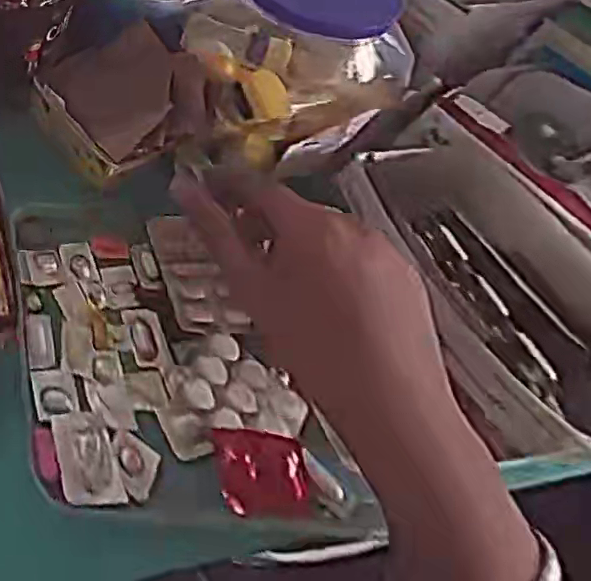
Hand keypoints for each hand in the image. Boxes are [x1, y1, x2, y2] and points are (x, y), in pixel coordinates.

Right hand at [170, 166, 451, 433]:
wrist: (393, 407)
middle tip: (239, 248)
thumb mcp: (250, 288)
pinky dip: (331, 265)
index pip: (256, 184)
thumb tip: (187, 192)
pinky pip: (355, 254)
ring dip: (296, 245)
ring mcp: (383, 251)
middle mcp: (352, 228)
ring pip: (324, 232)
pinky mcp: (404, 276)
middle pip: (291, 209)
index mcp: (310, 224)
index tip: (208, 187)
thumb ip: (214, 232)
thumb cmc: (317, 352)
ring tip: (280, 285)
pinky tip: (320, 301)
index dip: (225, 183)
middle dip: (261, 223)